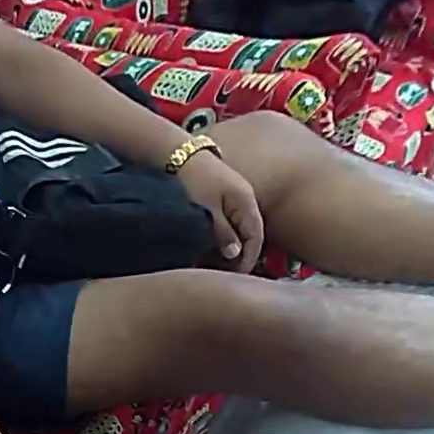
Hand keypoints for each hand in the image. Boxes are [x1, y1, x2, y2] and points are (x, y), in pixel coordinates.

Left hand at [177, 150, 264, 271]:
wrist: (177, 156)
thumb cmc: (193, 182)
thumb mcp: (207, 212)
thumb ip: (222, 233)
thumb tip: (235, 254)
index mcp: (245, 202)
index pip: (256, 236)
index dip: (248, 259)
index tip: (238, 278)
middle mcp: (242, 201)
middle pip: (247, 236)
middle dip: (238, 258)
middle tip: (224, 277)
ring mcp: (231, 200)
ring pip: (235, 231)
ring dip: (227, 250)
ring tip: (214, 268)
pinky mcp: (217, 200)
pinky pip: (224, 225)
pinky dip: (218, 240)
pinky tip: (206, 252)